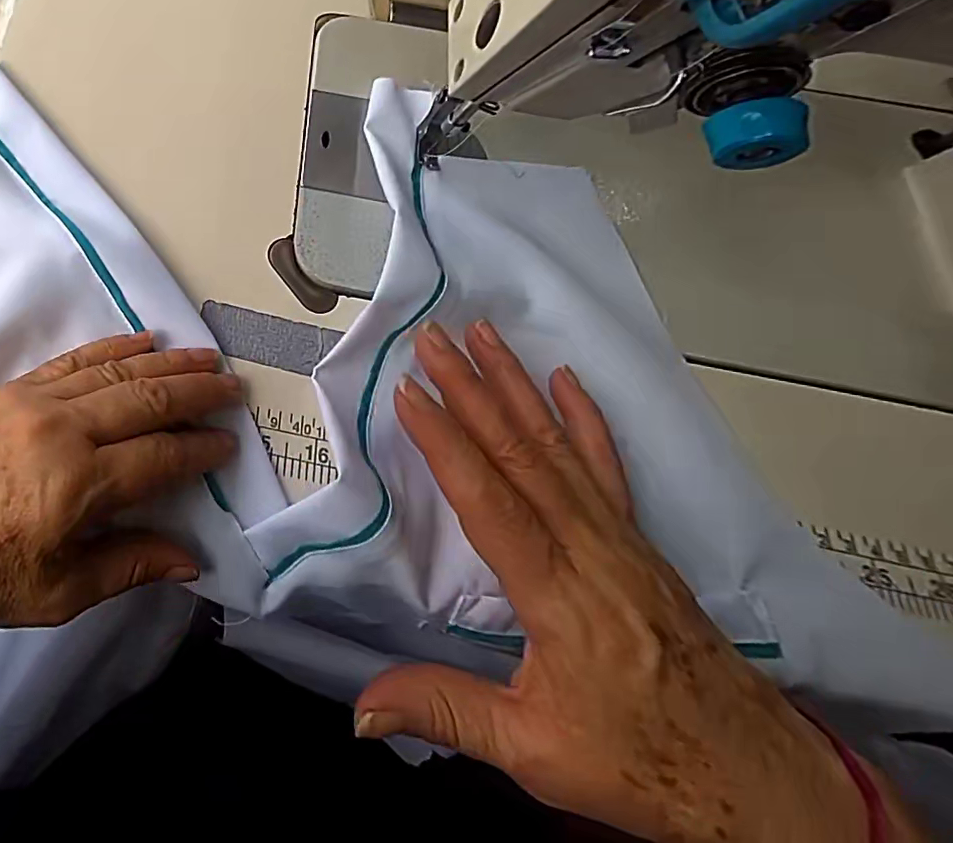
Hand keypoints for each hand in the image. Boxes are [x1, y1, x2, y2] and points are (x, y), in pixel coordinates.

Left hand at [0, 331, 239, 696]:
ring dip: (163, 365)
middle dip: (195, 393)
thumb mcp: (57, 593)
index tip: (229, 445)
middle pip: (144, 401)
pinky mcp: (6, 393)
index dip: (200, 452)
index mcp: (76, 486)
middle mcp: (58, 431)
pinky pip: (70, 363)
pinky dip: (109, 350)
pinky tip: (139, 343)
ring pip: (112, 373)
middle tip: (234, 387)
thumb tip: (190, 558)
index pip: (159, 458)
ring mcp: (29, 404)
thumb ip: (129, 565)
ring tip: (203, 358)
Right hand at [356, 320, 922, 841]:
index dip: (445, 443)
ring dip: (515, 388)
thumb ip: (442, 710)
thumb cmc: (646, 766)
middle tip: (433, 339)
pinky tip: (564, 381)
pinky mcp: (640, 546)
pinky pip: (609, 470)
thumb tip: (358, 708)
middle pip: (523, 455)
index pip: (491, 500)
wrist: (772, 790)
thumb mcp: (535, 752)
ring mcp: (623, 543)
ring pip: (560, 449)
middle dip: (472, 390)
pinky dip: (586, 420)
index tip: (409, 392)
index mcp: (560, 595)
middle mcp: (593, 553)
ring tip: (482, 338)